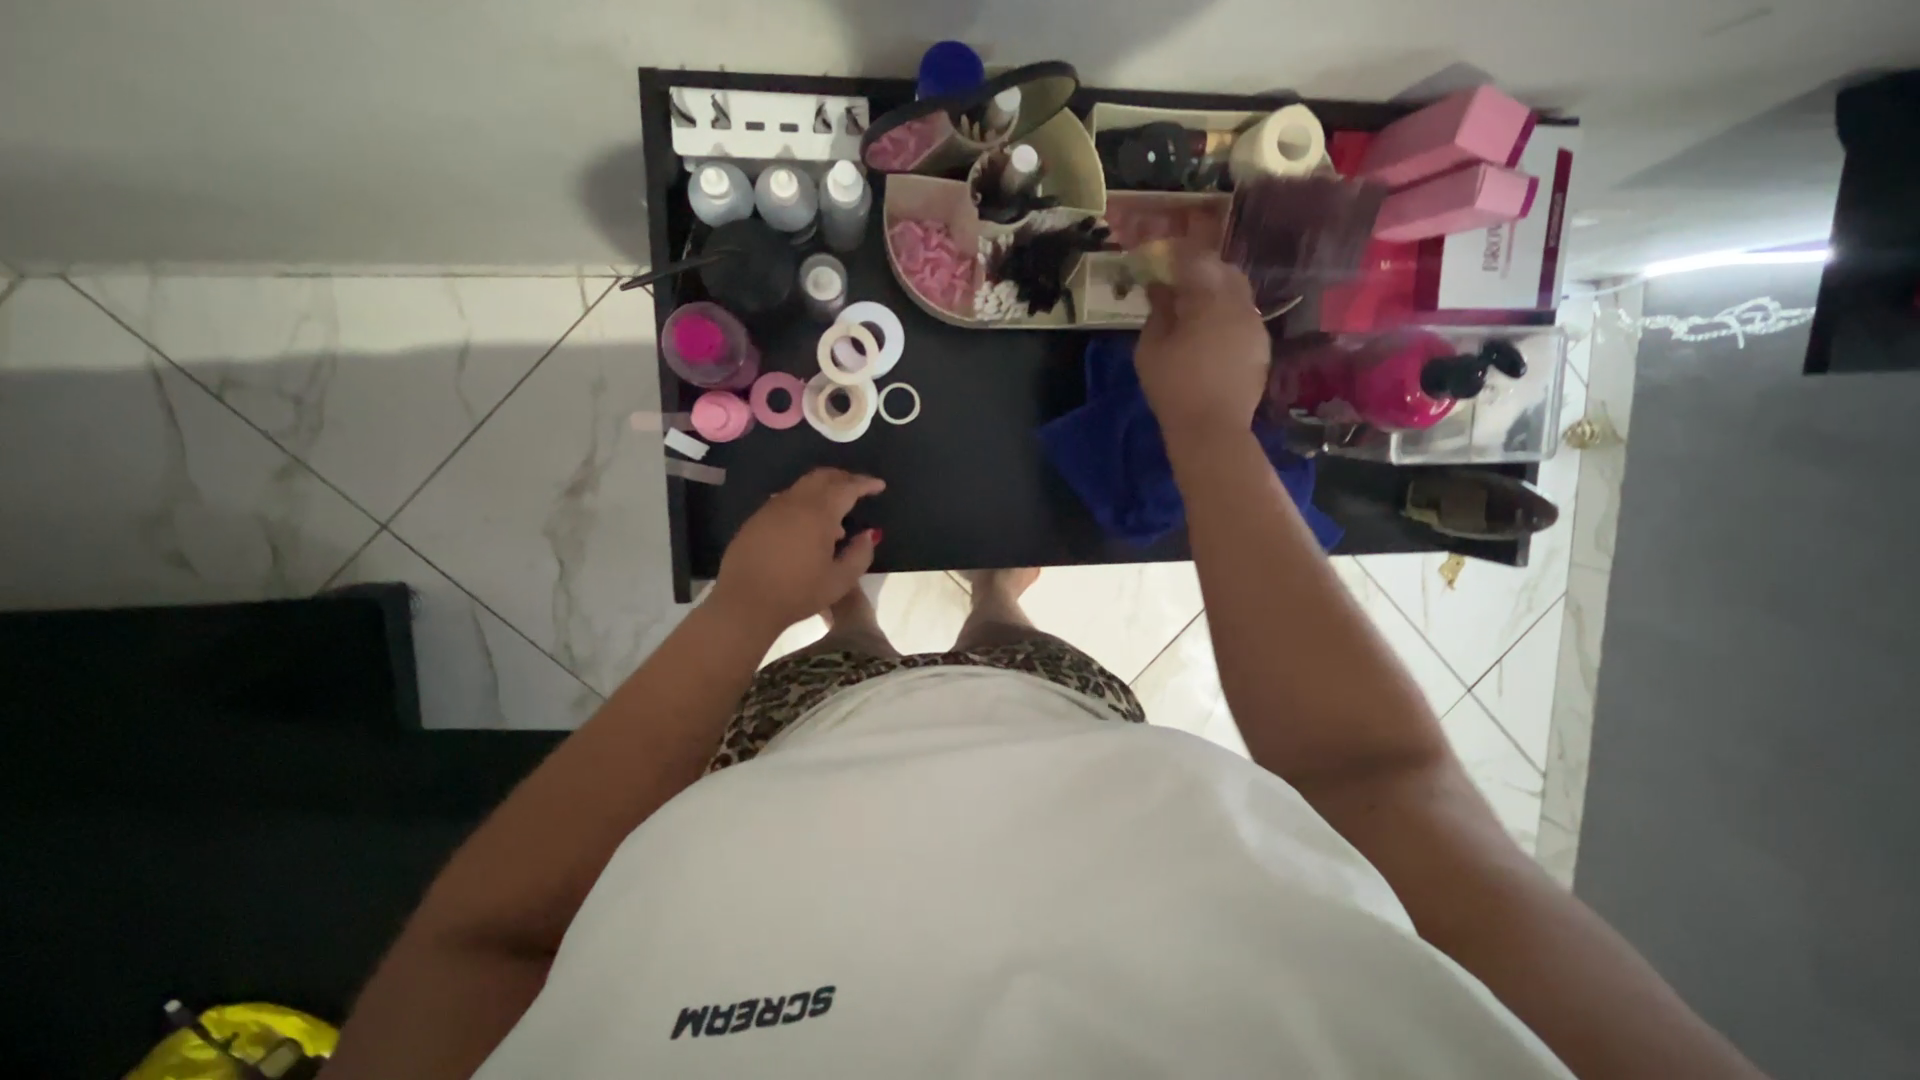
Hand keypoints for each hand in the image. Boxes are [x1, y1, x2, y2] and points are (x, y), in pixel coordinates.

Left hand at [709, 468, 884, 634]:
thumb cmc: (797, 593)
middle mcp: (795, 503)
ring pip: (802, 487)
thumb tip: (868, 535)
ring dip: (822, 491)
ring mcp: (771, 508)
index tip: (879, 485)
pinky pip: (786, 500)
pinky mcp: (756, 520)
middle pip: (822, 477)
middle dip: (843, 478)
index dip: (865, 483)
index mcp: (819, 514)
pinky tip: (806, 527)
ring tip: (835, 513)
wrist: (744, 603)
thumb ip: (860, 554)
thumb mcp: (840, 581)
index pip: (847, 487)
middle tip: (859, 487)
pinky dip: (803, 503)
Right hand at [1135, 240, 1268, 446]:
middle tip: (1178, 285)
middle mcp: (1239, 303)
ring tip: (1194, 312)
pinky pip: (1244, 318)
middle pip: (1224, 270)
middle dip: (1201, 271)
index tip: (1161, 262)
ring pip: (1238, 293)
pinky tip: (1211, 336)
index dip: (1176, 255)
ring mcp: (1255, 325)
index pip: (1195, 259)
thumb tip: (1160, 290)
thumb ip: (1158, 312)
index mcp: (1209, 297)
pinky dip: (1227, 316)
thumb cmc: (1173, 387)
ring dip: (1217, 293)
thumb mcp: (1150, 348)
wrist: (1212, 429)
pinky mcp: (1262, 346)